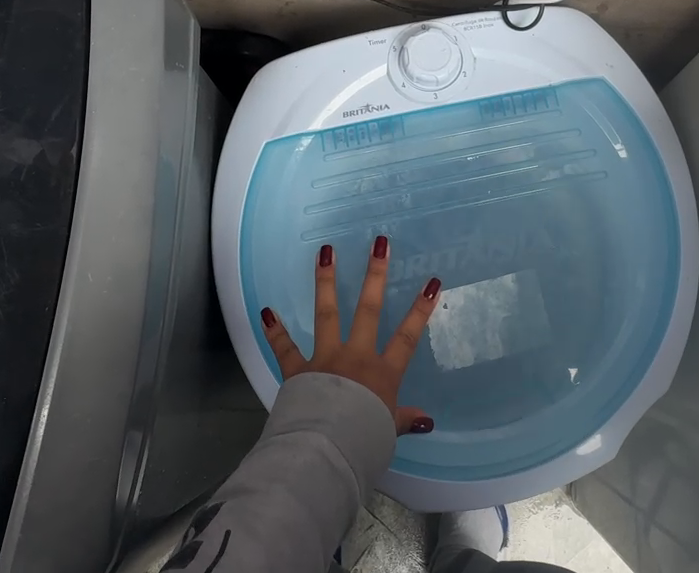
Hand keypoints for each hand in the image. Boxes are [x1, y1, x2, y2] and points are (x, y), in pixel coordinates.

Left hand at [259, 236, 442, 435]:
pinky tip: (267, 311)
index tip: (431, 283)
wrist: (325, 453)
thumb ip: (403, 420)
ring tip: (326, 252)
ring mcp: (325, 360)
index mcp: (382, 374)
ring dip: (326, 282)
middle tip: (379, 244)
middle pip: (369, 310)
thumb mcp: (388, 432)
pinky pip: (285, 349)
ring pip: (328, 315)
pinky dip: (275, 331)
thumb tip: (427, 420)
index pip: (407, 337)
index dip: (421, 310)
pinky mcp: (297, 372)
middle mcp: (356, 358)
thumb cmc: (363, 443)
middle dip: (376, 276)